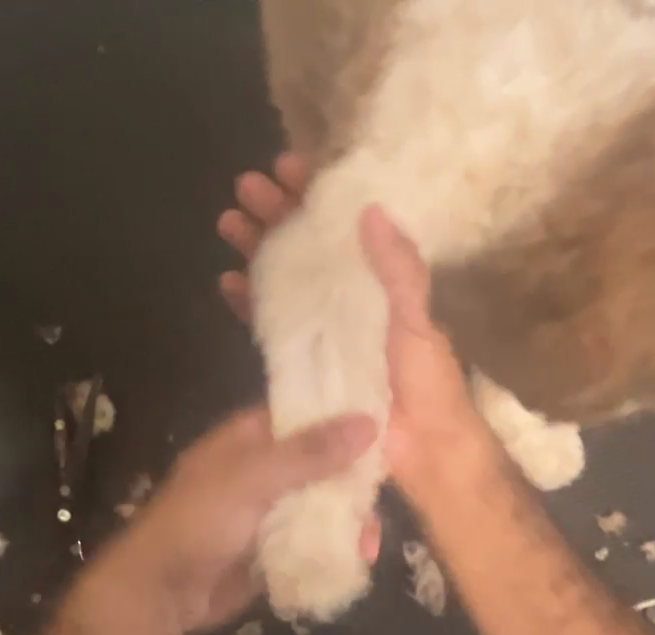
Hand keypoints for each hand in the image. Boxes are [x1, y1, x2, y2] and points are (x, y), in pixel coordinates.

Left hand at [105, 407, 376, 633]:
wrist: (161, 593)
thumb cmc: (199, 523)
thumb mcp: (252, 479)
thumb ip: (309, 453)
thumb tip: (368, 423)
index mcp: (246, 441)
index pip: (300, 415)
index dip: (339, 415)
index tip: (384, 423)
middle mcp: (260, 473)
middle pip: (320, 465)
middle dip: (353, 481)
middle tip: (381, 496)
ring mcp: (267, 515)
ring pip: (321, 507)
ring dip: (349, 522)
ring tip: (369, 544)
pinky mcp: (272, 552)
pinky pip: (312, 543)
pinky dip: (335, 550)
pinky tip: (358, 560)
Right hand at [216, 159, 490, 504]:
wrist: (420, 446)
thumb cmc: (426, 380)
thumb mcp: (418, 319)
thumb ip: (399, 270)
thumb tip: (370, 210)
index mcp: (378, 282)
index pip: (343, 227)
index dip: (314, 196)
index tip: (288, 167)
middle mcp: (347, 300)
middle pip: (304, 247)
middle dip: (274, 214)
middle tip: (246, 187)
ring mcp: (322, 332)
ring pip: (281, 279)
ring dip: (255, 249)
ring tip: (228, 223)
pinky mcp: (302, 366)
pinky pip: (270, 329)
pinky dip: (248, 304)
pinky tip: (228, 282)